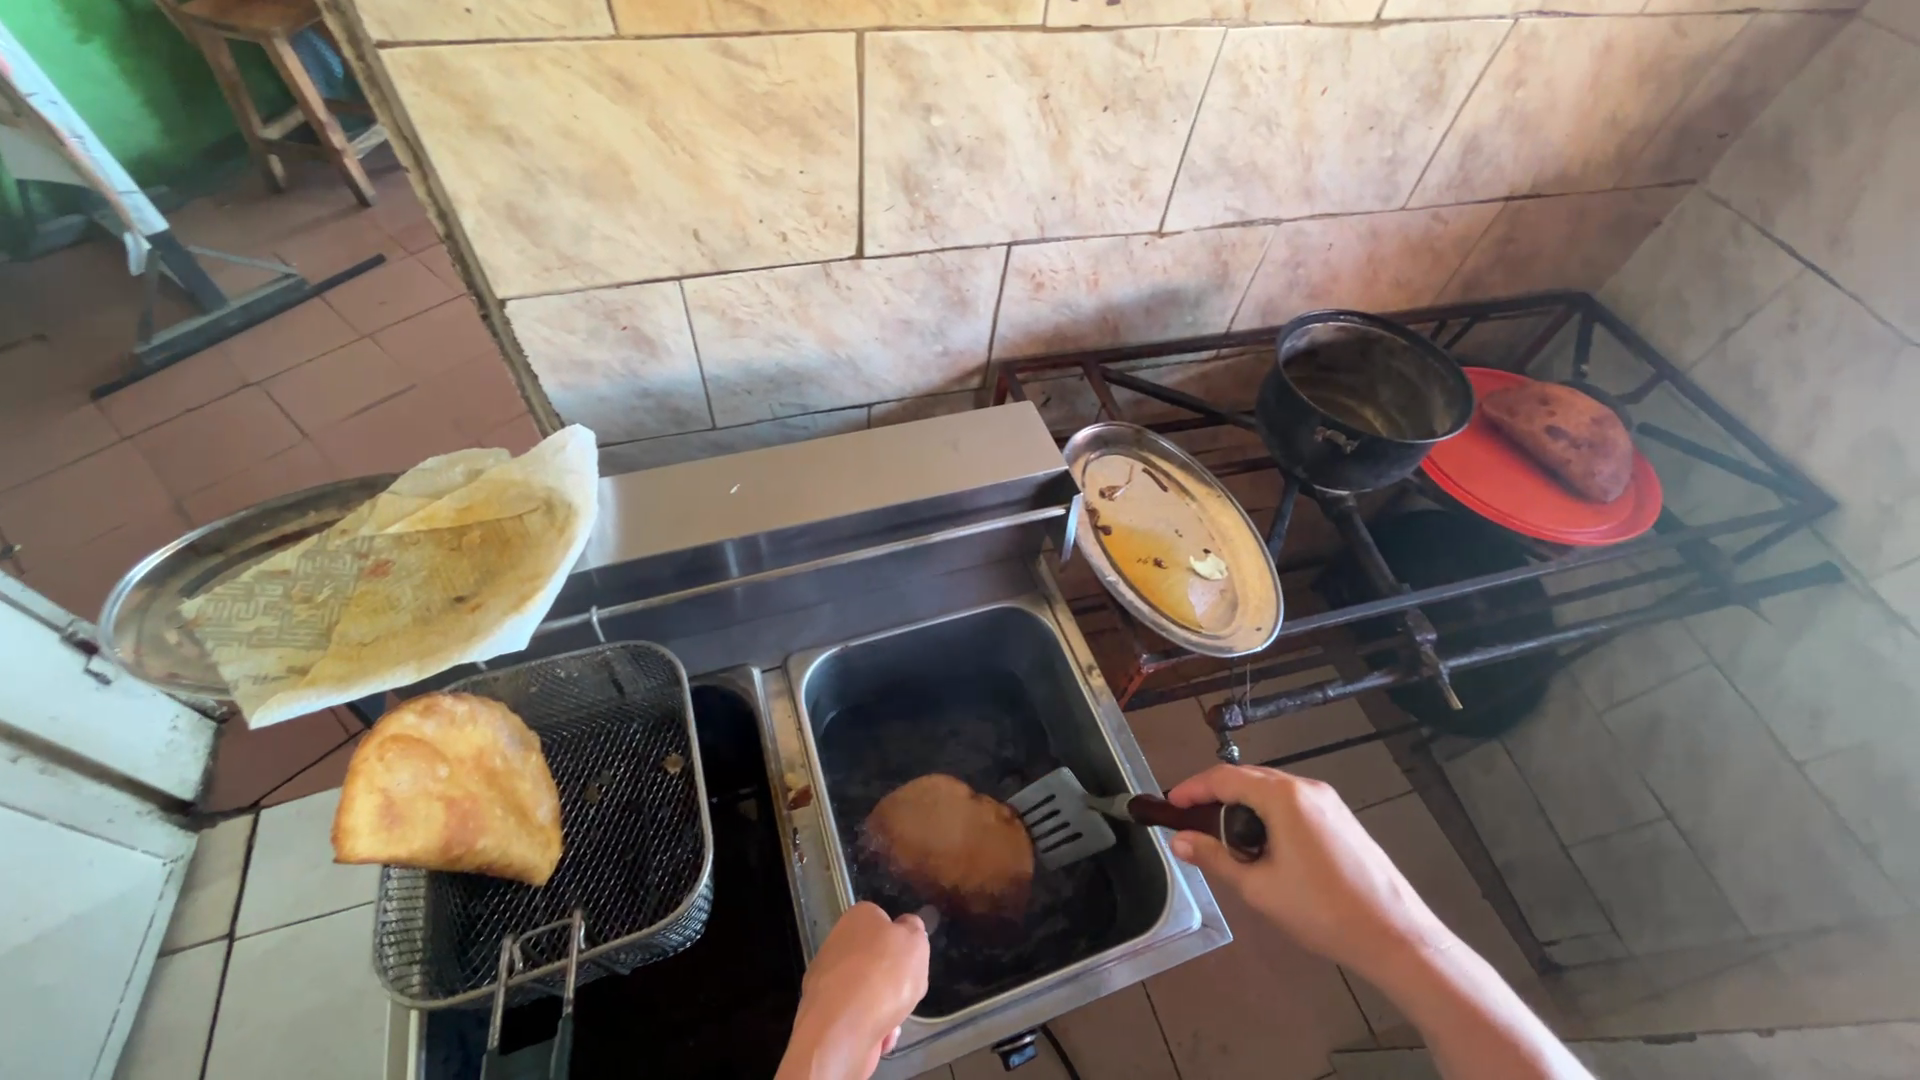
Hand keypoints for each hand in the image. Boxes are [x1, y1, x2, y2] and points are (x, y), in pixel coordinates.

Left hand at [777, 901, 929, 1079]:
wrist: (841, 1029)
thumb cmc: (884, 975)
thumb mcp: (916, 941)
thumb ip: (914, 930)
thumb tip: (906, 927)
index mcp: (858, 917)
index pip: (884, 921)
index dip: (901, 941)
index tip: (910, 959)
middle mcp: (838, 943)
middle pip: (878, 961)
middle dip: (894, 981)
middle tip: (905, 990)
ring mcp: (828, 980)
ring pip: (870, 993)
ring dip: (887, 1009)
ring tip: (893, 1021)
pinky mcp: (825, 1014)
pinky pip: (858, 1018)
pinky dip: (872, 1028)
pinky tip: (880, 1037)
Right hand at [1165, 764, 1454, 980]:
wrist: (1397, 936)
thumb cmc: (1322, 911)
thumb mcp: (1258, 887)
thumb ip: (1214, 857)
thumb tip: (1179, 841)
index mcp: (1283, 797)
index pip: (1224, 778)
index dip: (1192, 788)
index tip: (1170, 804)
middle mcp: (1306, 788)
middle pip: (1248, 777)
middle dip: (1215, 794)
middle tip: (1191, 821)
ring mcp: (1328, 801)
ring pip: (1271, 789)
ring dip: (1242, 804)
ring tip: (1223, 837)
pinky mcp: (1341, 818)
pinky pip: (1292, 802)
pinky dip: (1267, 812)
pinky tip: (1262, 844)